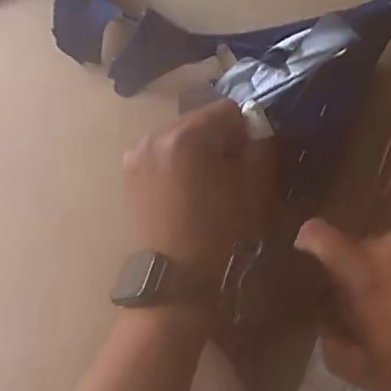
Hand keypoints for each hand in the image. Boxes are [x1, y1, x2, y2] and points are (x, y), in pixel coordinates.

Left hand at [122, 101, 267, 277]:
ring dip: (201, 150)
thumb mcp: (255, 188)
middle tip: (237, 171)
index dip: (249, 128)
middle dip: (222, 138)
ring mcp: (136, 155)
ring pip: (181, 136)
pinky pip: (164, 154)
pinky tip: (192, 191)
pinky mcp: (129, 175)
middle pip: (200, 120)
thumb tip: (260, 128)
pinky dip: (181, 163)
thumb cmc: (223, 234)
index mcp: (186, 136)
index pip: (228, 109)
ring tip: (214, 183)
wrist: (179, 281)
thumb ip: (260, 147)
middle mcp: (154, 136)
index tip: (256, 155)